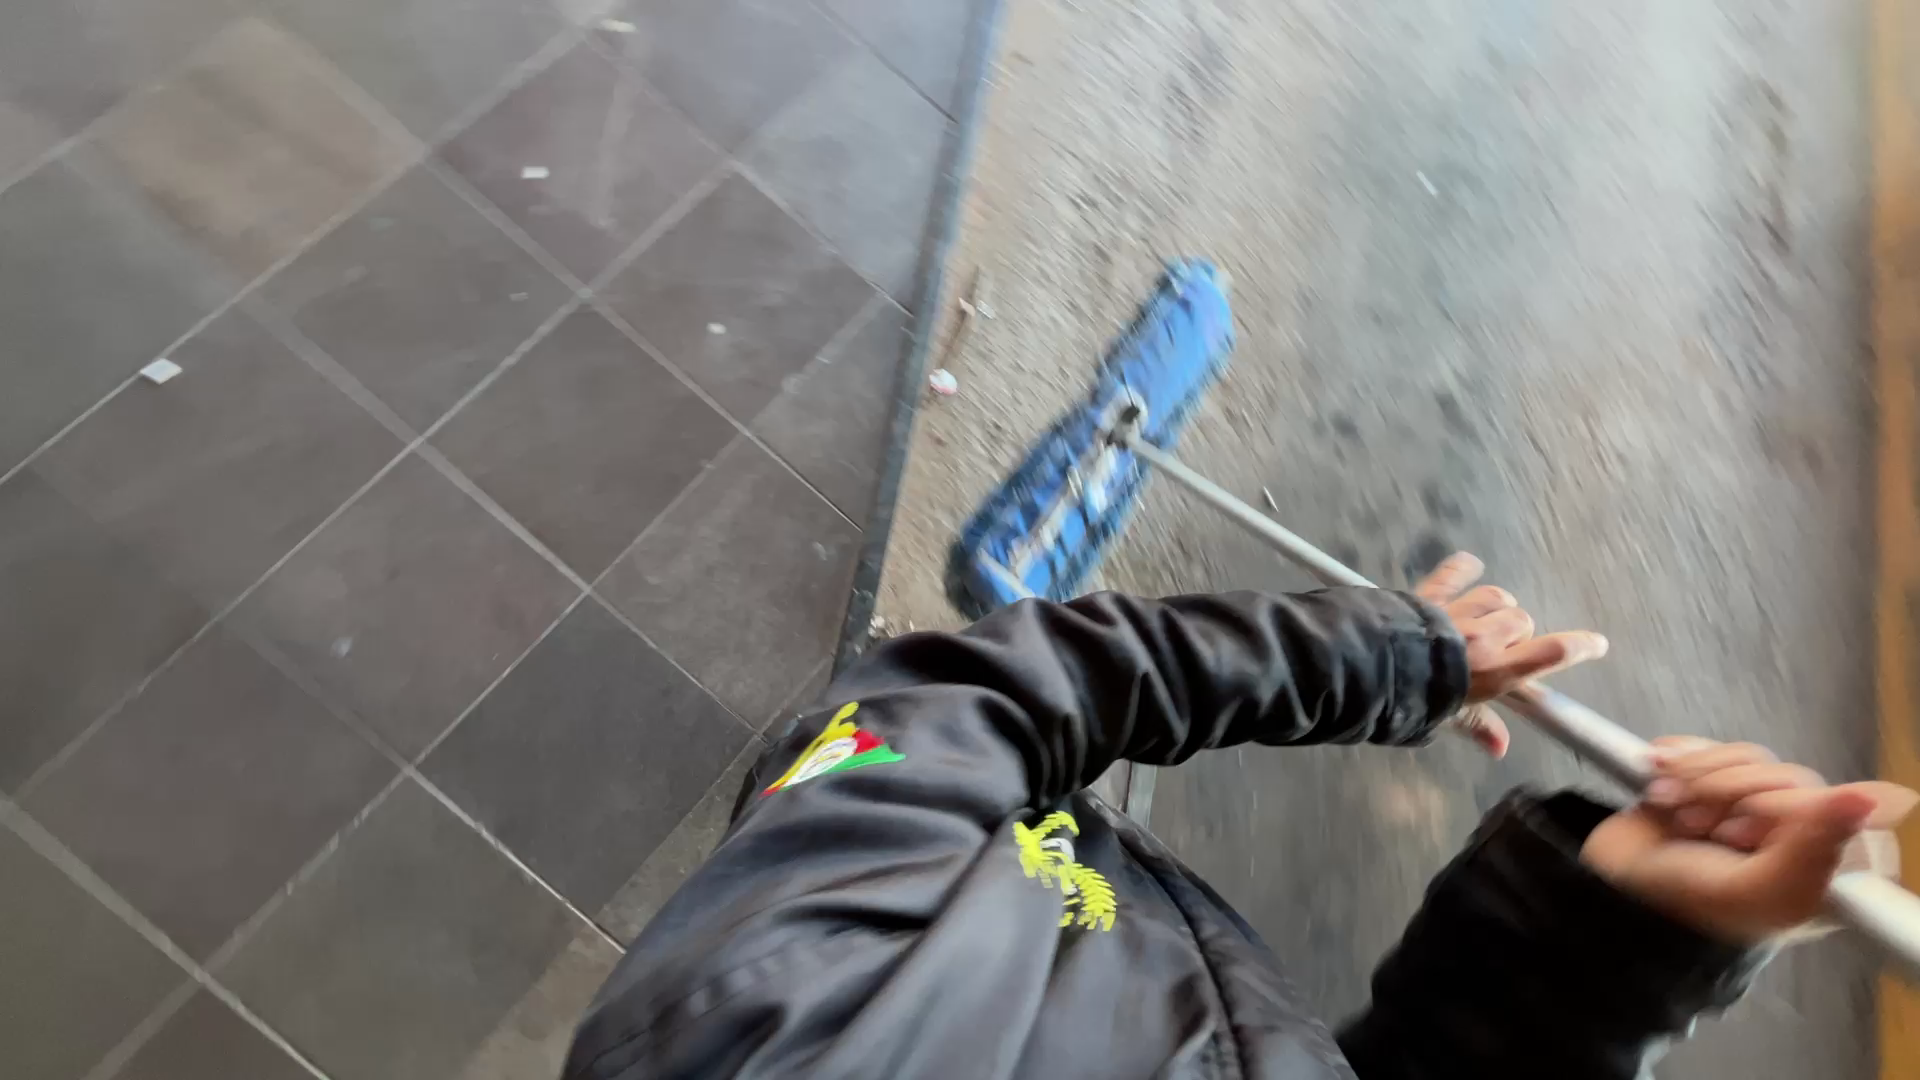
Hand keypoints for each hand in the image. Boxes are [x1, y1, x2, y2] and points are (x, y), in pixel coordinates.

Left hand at [1414, 552, 1609, 758]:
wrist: (1368, 667)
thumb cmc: (1409, 698)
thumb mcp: (1445, 718)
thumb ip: (1476, 726)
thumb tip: (1500, 748)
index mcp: (1496, 671)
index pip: (1553, 653)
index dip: (1579, 646)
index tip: (1594, 643)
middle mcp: (1484, 637)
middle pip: (1521, 621)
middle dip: (1515, 633)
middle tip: (1495, 647)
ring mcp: (1457, 613)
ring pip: (1495, 597)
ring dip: (1494, 606)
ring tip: (1479, 619)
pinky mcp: (1428, 595)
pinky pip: (1453, 574)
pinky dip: (1462, 569)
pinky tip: (1468, 565)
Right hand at [1581, 738, 1917, 942]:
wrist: (1619, 882)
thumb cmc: (1694, 901)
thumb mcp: (1762, 890)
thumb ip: (1816, 850)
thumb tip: (1871, 797)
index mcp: (1834, 862)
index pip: (1840, 805)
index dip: (1785, 811)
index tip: (1742, 838)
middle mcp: (1800, 827)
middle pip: (1785, 775)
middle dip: (1726, 796)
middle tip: (1700, 829)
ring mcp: (1750, 799)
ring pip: (1743, 757)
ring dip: (1694, 781)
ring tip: (1674, 812)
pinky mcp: (1706, 776)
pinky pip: (1703, 745)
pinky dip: (1674, 760)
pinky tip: (1660, 787)